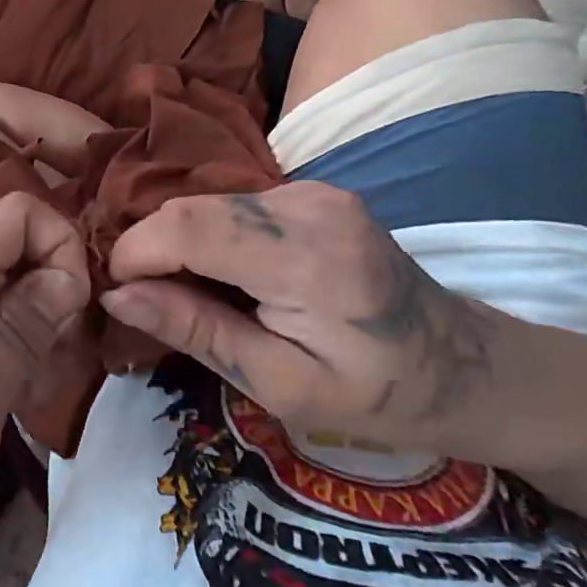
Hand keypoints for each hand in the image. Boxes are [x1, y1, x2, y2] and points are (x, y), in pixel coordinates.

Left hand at [0, 194, 89, 522]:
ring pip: (25, 277)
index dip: (61, 249)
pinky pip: (9, 306)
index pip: (22, 212)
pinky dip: (27, 340)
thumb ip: (18, 333)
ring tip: (35, 384)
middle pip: (28, 242)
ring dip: (46, 326)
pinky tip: (19, 387)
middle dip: (58, 295)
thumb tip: (70, 277)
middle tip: (55, 358)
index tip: (71, 313)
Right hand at [101, 182, 501, 454]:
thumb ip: (196, 331)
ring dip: (174, 248)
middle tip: (147, 305)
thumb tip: (116, 295)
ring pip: (200, 206)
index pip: (186, 228)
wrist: (471, 367)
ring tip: (185, 298)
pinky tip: (218, 278)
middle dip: (149, 253)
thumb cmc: (379, 396)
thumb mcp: (280, 385)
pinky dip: (203, 240)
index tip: (118, 297)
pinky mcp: (306, 191)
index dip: (134, 254)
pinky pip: (225, 207)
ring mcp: (310, 190)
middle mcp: (307, 204)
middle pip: (187, 211)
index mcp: (309, 258)